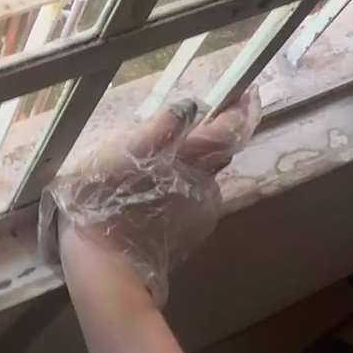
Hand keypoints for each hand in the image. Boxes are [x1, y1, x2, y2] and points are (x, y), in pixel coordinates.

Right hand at [42, 89, 259, 305]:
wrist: (105, 262)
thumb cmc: (105, 200)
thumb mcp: (123, 155)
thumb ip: (158, 130)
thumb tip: (190, 107)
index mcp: (188, 160)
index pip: (227, 129)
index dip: (240, 109)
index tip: (247, 90)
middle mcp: (202, 181)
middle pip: (221, 151)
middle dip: (221, 130)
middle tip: (212, 111)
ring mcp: (197, 208)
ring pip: (205, 173)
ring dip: (197, 157)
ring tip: (172, 150)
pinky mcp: (188, 228)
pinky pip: (192, 195)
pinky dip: (182, 182)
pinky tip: (156, 186)